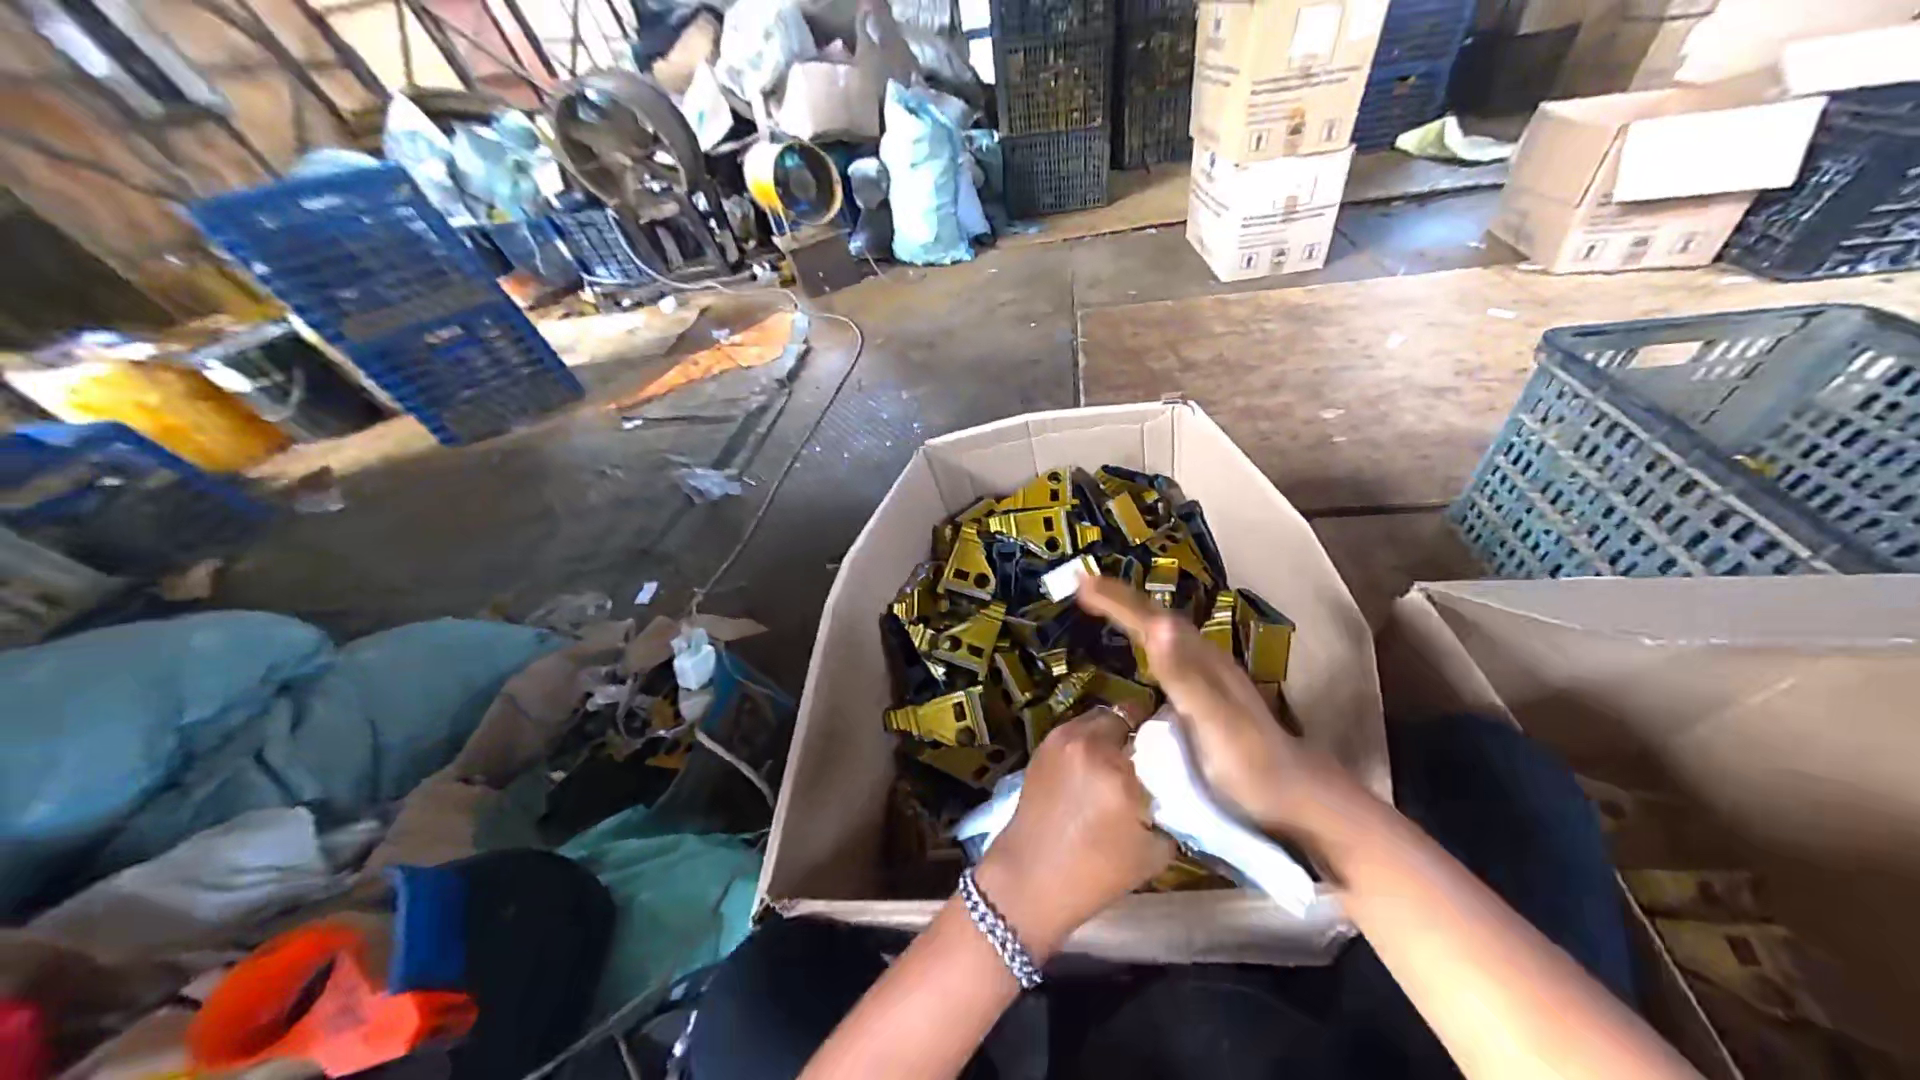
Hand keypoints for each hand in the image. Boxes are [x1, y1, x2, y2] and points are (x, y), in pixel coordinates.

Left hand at [973, 705, 1173, 957]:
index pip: (1148, 722)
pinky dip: (1086, 741)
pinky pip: (1073, 732)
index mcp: (1113, 765)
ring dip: (1108, 731)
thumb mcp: (1153, 849)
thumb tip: (1177, 791)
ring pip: (1093, 719)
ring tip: (1121, 757)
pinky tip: (1094, 766)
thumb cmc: (1095, 871)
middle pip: (1118, 713)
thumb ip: (1170, 812)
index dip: (1162, 726)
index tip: (1173, 738)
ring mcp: (1057, 742)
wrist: (1031, 878)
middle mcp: (1083, 742)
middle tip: (1148, 748)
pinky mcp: (1040, 749)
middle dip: (1134, 725)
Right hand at [1075, 577, 1365, 844]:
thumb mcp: (1212, 719)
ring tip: (1103, 606)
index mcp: (1201, 661)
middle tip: (1083, 586)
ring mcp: (1210, 678)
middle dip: (1120, 599)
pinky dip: (1147, 642)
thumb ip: (1183, 674)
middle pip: (1158, 618)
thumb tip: (1156, 623)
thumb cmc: (1251, 766)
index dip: (1116, 600)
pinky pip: (1169, 655)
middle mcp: (1206, 660)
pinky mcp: (1209, 697)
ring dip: (1133, 616)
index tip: (1081, 582)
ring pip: (1165, 634)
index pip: (1152, 619)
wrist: (1298, 801)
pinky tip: (1142, 651)